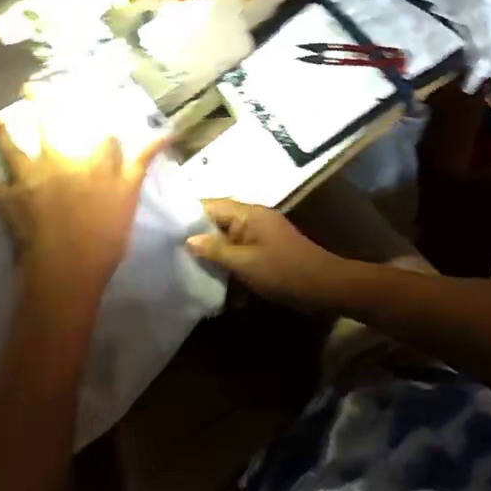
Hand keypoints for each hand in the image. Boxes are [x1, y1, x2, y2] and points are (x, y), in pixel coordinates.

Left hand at [0, 121, 164, 300]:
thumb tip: (166, 133)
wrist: (67, 270)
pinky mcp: (9, 202)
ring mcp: (31, 181)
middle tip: (29, 89)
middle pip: (48, 129)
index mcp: (92, 162)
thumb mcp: (131, 197)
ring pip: (13, 151)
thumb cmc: (106, 236)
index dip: (99, 128)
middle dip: (40, 107)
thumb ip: (142, 162)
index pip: (100, 136)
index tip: (95, 117)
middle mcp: (59, 162)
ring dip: (3, 136)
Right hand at [188, 199, 353, 311]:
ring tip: (189, 267)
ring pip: (228, 238)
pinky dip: (230, 264)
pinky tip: (217, 281)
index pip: (211, 204)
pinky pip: (241, 251)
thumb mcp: (244, 263)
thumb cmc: (283, 271)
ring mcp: (261, 234)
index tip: (165, 228)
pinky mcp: (267, 250)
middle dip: (199, 236)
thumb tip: (189, 239)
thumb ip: (215, 249)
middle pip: (218, 221)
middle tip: (172, 251)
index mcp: (248, 213)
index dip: (188, 214)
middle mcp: (253, 218)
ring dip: (214, 253)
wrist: (324, 286)